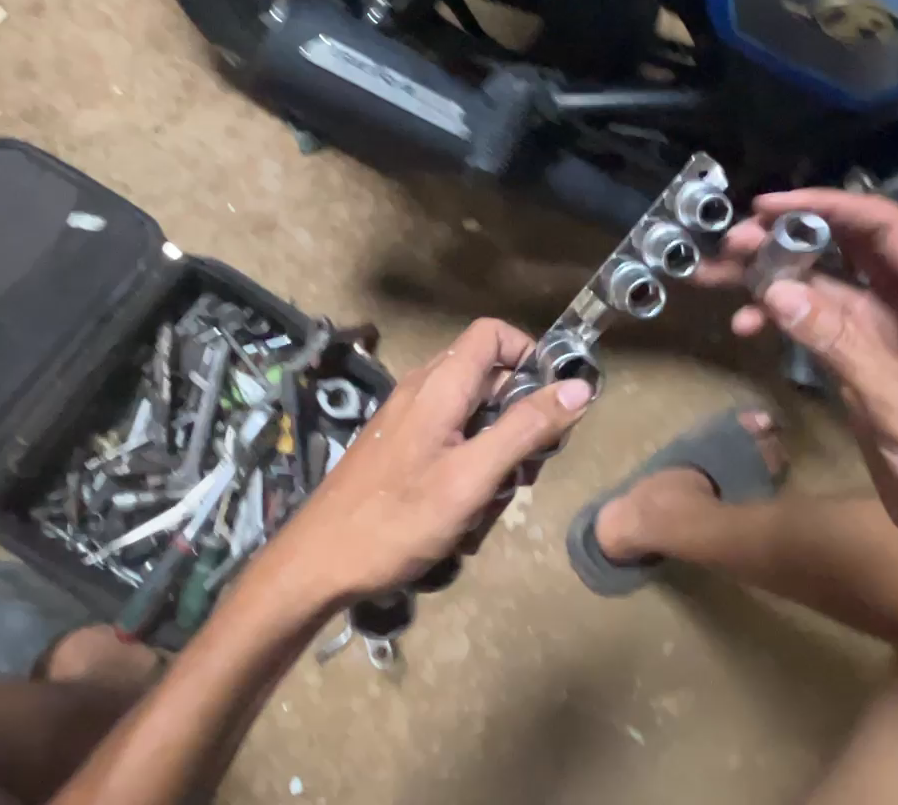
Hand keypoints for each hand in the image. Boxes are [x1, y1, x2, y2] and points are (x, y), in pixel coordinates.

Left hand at [277, 319, 592, 599]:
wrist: (318, 563)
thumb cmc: (396, 520)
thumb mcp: (472, 477)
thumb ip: (525, 429)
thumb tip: (579, 387)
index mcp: (438, 384)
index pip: (492, 334)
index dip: (528, 354)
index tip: (553, 400)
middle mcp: (422, 390)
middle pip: (490, 379)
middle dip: (519, 419)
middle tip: (526, 470)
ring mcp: (409, 420)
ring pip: (474, 416)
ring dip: (496, 455)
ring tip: (491, 502)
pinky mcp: (402, 449)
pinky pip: (452, 442)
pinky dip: (470, 469)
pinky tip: (465, 514)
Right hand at [700, 189, 897, 557]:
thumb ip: (842, 346)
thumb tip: (778, 291)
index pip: (887, 230)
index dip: (829, 207)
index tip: (768, 206)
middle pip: (849, 253)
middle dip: (789, 242)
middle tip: (731, 246)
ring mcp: (889, 337)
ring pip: (826, 289)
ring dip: (775, 281)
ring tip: (720, 280)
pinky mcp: (866, 366)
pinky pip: (819, 328)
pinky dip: (783, 323)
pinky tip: (748, 329)